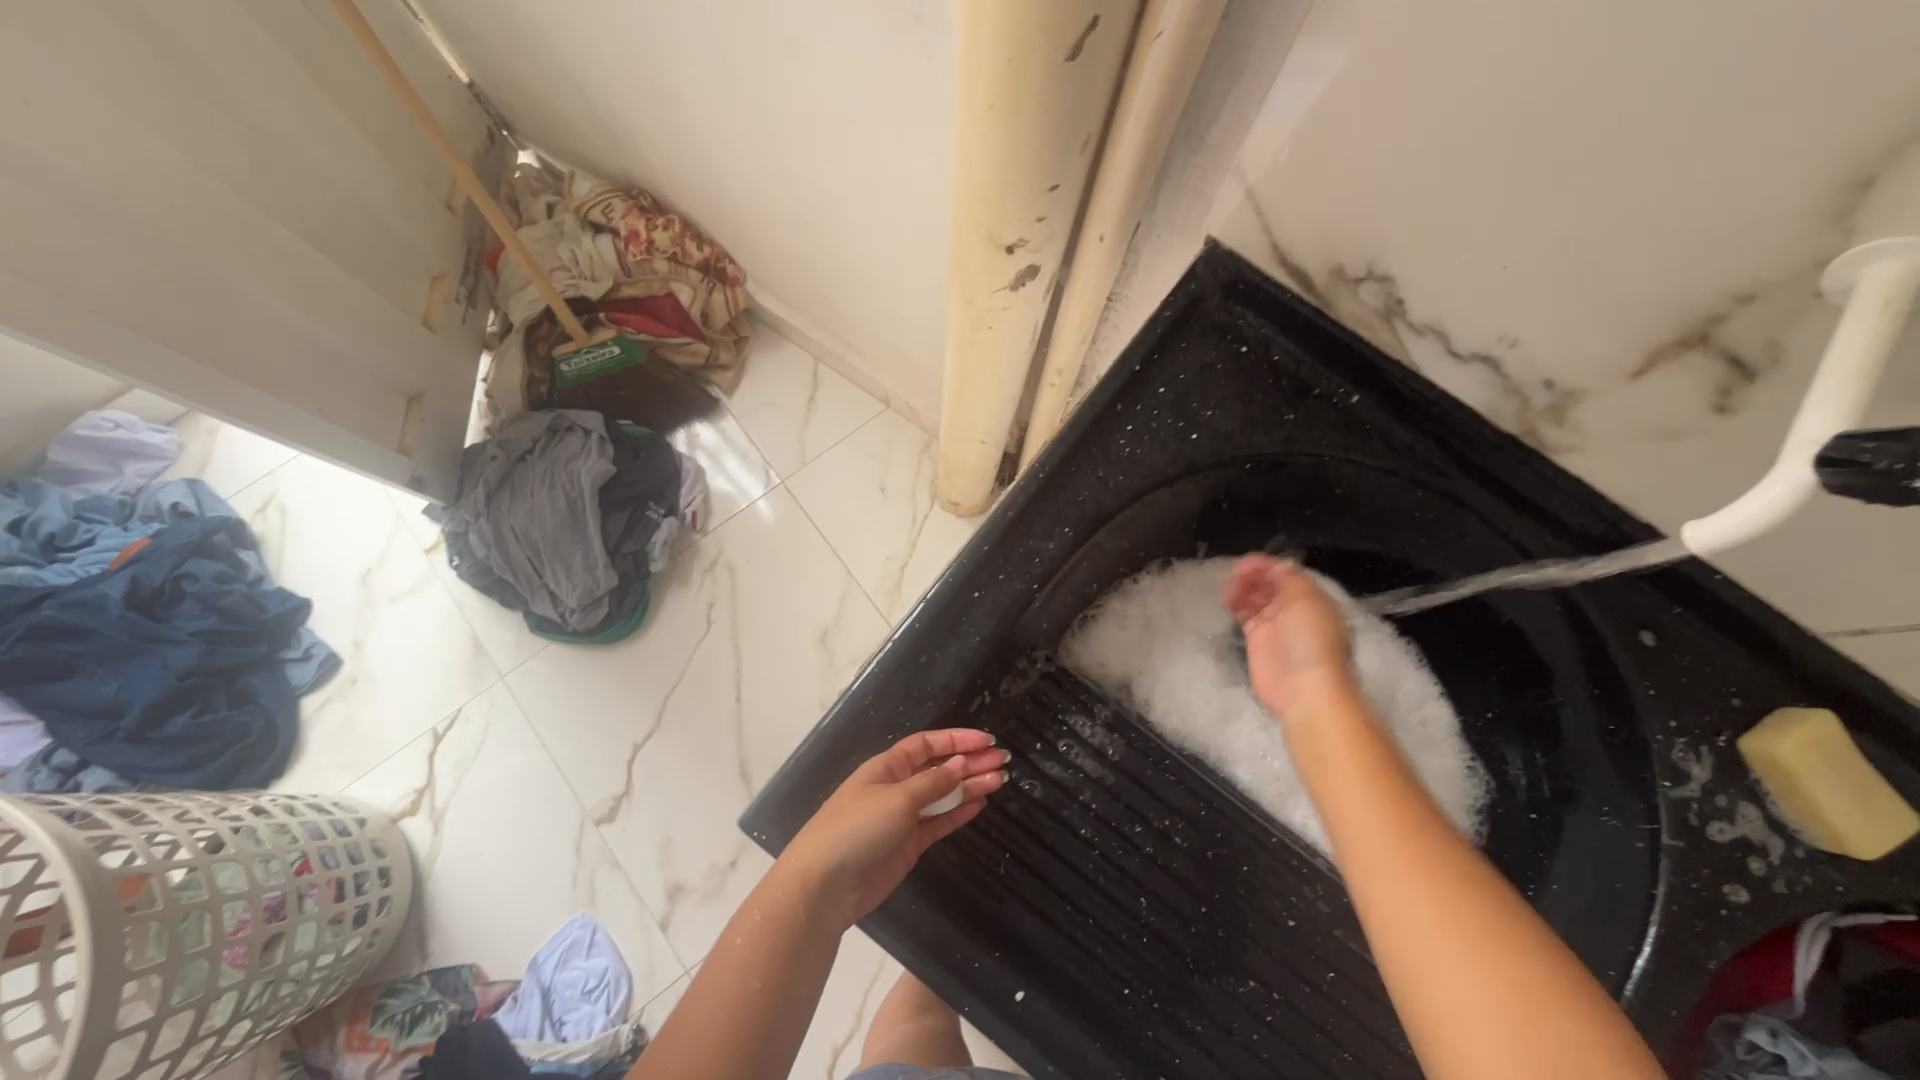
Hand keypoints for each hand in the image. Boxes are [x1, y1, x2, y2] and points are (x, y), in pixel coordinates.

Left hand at [778, 729, 1008, 927]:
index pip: (927, 744)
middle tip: (1003, 761)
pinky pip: (939, 822)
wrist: (826, 885)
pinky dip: (959, 812)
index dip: (956, 739)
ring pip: (943, 795)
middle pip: (938, 768)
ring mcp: (902, 817)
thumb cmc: (856, 829)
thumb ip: (934, 783)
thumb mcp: (897, 798)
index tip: (987, 741)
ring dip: (970, 787)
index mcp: (887, 767)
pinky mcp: (908, 844)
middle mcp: (896, 787)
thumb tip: (962, 763)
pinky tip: (980, 804)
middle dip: (970, 762)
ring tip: (1000, 780)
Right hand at [1224, 554, 1354, 717]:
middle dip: (1253, 576)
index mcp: (1312, 598)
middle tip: (1235, 576)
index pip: (1287, 574)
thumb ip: (1290, 579)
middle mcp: (1295, 609)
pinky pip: (1245, 614)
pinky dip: (1236, 603)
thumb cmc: (1310, 639)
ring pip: (1256, 597)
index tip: (1244, 564)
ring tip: (1228, 590)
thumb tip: (1275, 567)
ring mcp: (1276, 624)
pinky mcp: (1257, 639)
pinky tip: (1227, 600)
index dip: (1266, 566)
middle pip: (1270, 584)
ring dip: (1242, 588)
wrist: (1302, 687)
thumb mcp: (1306, 599)